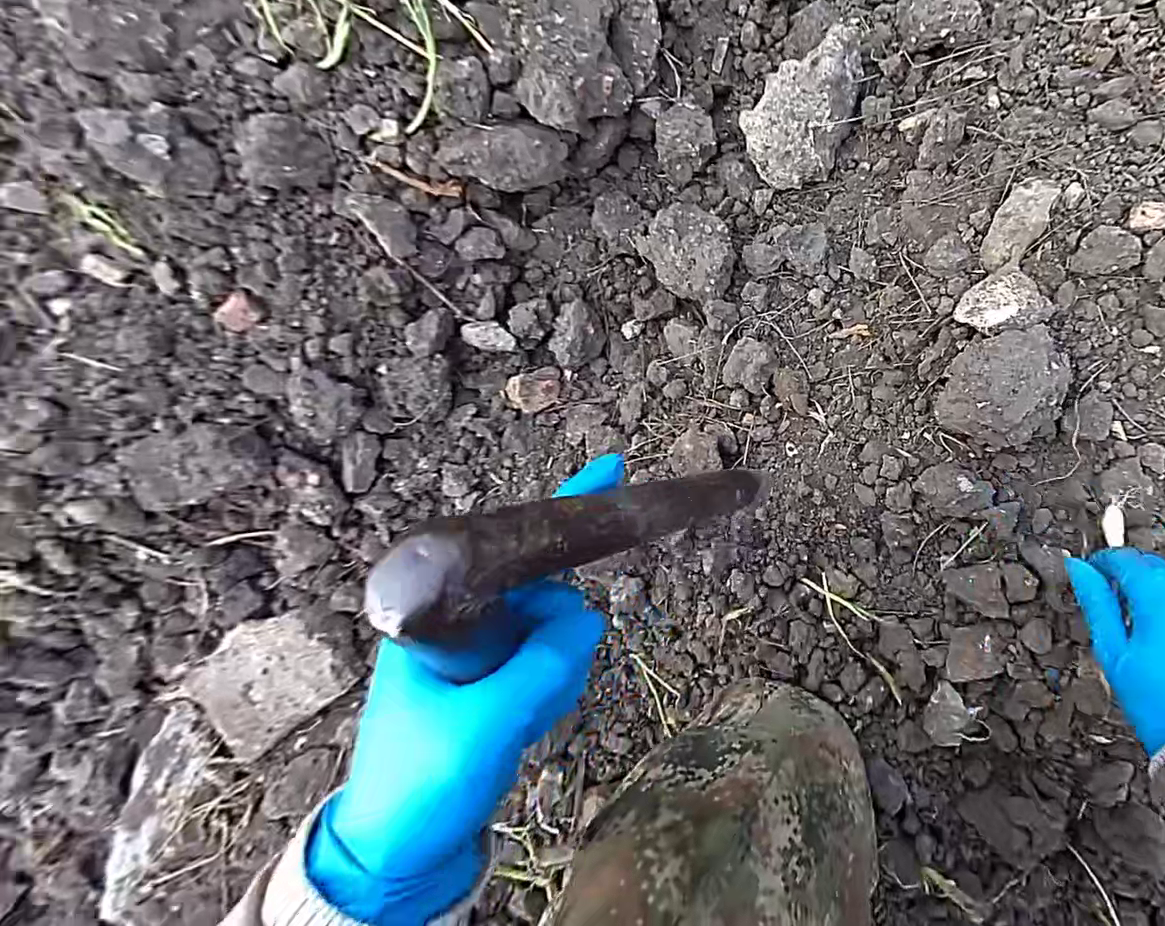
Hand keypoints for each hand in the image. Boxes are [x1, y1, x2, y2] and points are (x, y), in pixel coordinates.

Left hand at [306, 456, 619, 922]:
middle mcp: (467, 621)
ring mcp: (489, 650)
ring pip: (562, 630)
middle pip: (551, 593)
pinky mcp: (505, 676)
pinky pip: (558, 659)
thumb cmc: (422, 780)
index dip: (564, 507)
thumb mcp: (485, 721)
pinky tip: (531, 717)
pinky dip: (557, 686)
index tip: (612, 468)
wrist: (397, 851)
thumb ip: (544, 663)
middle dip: (560, 638)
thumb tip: (588, 618)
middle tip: (538, 687)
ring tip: (522, 716)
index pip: (511, 547)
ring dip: (558, 672)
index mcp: (441, 615)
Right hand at [1066, 548, 1164, 756]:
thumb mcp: (1115, 654)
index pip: (1127, 560)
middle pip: (1160, 572)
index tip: (1097, 571)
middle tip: (1123, 608)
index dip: (1107, 562)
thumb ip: (1097, 604)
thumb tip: (1080, 569)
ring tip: (1157, 637)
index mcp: (1160, 598)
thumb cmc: (1160, 707)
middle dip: (1138, 581)